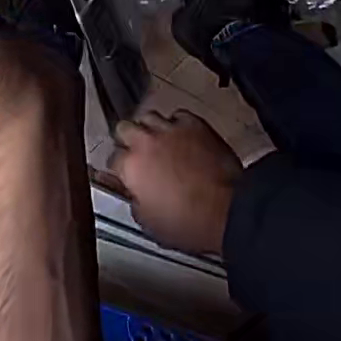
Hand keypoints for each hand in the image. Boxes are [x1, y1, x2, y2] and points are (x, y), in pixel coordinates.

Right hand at [110, 111, 242, 255]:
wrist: (228, 210)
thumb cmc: (190, 222)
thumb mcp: (151, 225)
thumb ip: (134, 202)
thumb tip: (133, 194)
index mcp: (131, 166)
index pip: (113, 158)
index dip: (119, 168)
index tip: (125, 174)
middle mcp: (146, 141)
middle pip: (124, 128)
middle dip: (128, 139)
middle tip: (138, 153)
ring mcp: (170, 129)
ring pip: (149, 116)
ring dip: (150, 129)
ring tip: (158, 141)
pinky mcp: (193, 123)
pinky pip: (177, 115)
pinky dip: (177, 124)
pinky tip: (182, 137)